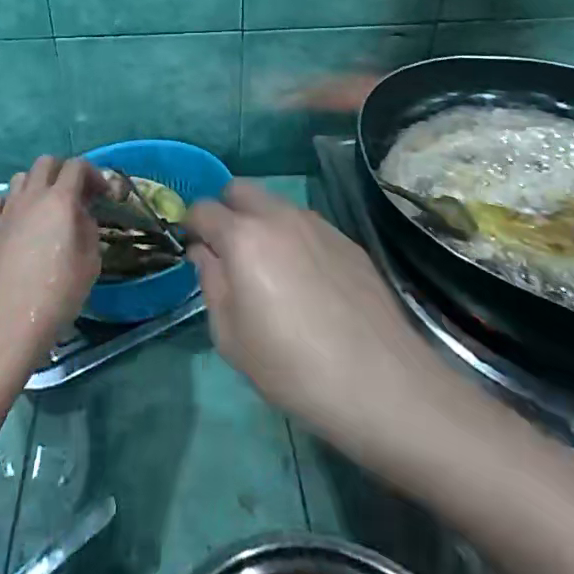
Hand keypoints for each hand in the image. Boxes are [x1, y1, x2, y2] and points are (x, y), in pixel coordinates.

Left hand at [0, 156, 103, 370]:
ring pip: (20, 178)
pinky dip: (12, 203)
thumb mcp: (90, 263)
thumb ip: (88, 229)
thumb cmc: (57, 295)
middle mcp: (30, 197)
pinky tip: (19, 221)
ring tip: (47, 209)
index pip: (76, 166)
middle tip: (76, 195)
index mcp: (60, 201)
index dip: (93, 173)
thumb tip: (80, 215)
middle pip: (45, 163)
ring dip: (37, 184)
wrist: (7, 322)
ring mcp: (5, 211)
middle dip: (64, 171)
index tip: (102, 193)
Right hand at [186, 180, 436, 438]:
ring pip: (276, 205)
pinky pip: (307, 225)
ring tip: (271, 270)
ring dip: (261, 223)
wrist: (381, 383)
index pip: (203, 208)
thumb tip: (205, 252)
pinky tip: (308, 282)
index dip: (192, 227)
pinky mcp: (348, 241)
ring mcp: (318, 225)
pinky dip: (294, 239)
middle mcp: (280, 217)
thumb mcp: (230, 335)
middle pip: (240, 190)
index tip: (195, 252)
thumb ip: (210, 282)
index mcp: (244, 237)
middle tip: (229, 254)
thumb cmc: (291, 366)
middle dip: (226, 212)